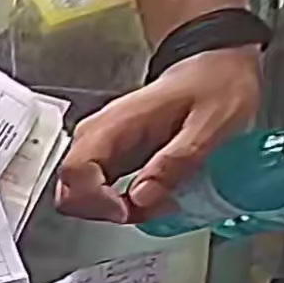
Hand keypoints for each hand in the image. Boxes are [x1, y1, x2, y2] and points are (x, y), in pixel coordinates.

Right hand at [55, 45, 261, 222]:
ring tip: (150, 205)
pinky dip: (114, 206)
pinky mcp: (106, 161)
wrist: (214, 70)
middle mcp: (94, 139)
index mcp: (112, 126)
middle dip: (102, 212)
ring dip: (109, 211)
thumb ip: (177, 161)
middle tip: (144, 211)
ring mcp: (96, 151)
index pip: (75, 172)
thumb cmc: (214, 87)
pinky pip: (93, 194)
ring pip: (76, 197)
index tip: (128, 211)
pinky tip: (144, 200)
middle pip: (69, 191)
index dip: (95, 200)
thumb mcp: (213, 123)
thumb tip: (141, 197)